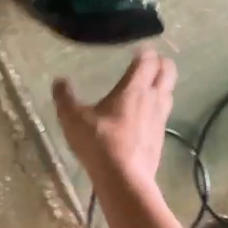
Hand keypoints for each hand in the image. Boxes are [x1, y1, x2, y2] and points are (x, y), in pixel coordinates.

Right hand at [53, 48, 176, 189]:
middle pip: (168, 72)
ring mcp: (160, 119)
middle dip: (161, 64)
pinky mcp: (161, 137)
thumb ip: (65, 98)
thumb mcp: (73, 119)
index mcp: (133, 88)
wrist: (124, 178)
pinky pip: (164, 114)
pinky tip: (147, 116)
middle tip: (150, 63)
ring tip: (150, 86)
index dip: (145, 52)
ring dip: (163, 85)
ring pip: (169, 93)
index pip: (147, 61)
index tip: (138, 50)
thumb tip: (58, 81)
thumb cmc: (98, 142)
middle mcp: (152, 99)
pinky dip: (159, 107)